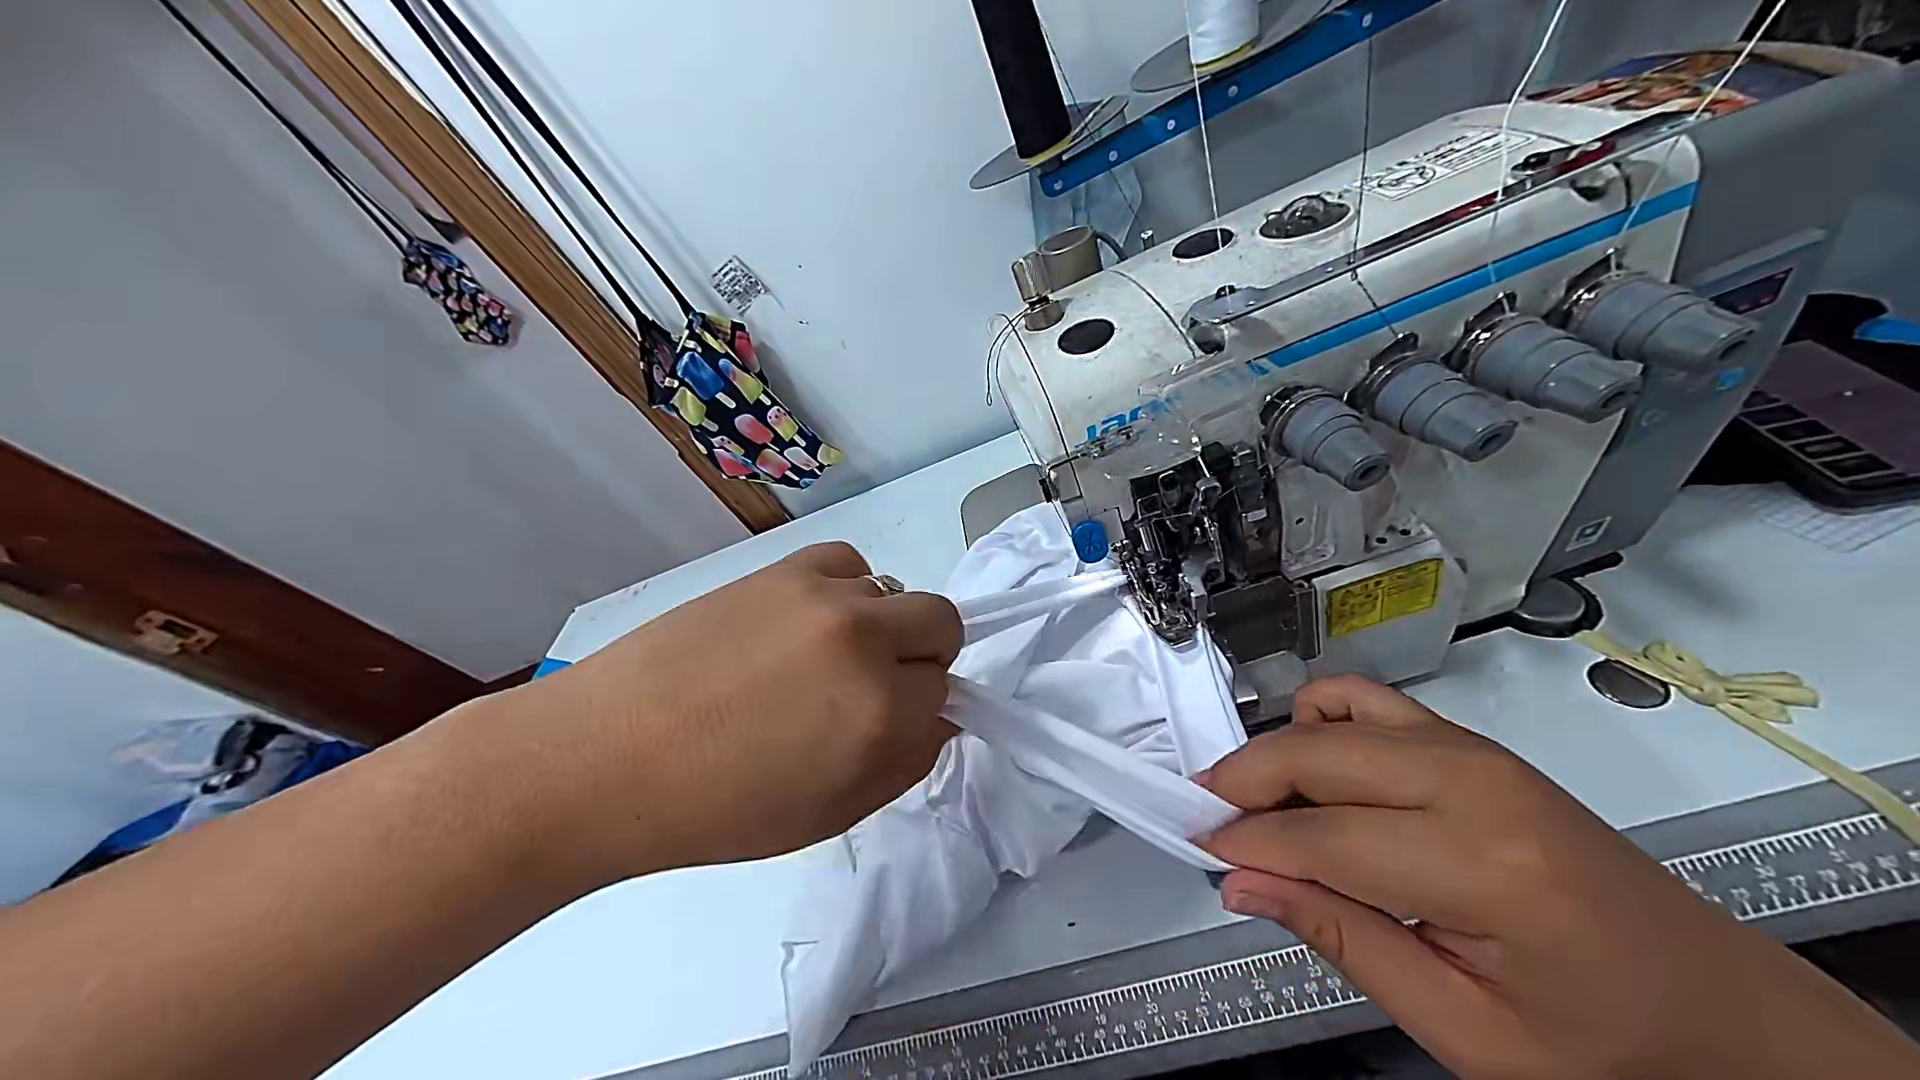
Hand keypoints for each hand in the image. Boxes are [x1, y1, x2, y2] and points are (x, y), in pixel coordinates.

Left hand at [442, 542, 961, 886]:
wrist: (605, 756)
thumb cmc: (716, 809)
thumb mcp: (829, 815)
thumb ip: (903, 766)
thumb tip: (936, 720)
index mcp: (881, 713)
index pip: (945, 693)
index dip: (920, 713)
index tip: (890, 724)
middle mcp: (864, 641)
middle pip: (942, 621)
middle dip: (924, 657)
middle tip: (877, 685)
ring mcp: (822, 595)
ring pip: (895, 592)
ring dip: (879, 625)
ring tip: (824, 656)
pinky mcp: (781, 568)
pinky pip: (846, 562)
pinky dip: (843, 589)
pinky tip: (806, 620)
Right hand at [1199, 675, 1919, 1078]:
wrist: (1718, 1009)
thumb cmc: (1598, 1042)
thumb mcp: (1462, 1026)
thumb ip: (1340, 938)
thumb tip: (1242, 883)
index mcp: (1482, 866)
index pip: (1320, 838)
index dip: (1246, 843)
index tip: (1201, 851)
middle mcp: (1473, 782)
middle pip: (1313, 757)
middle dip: (1242, 784)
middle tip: (1208, 820)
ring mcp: (1473, 748)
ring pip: (1329, 722)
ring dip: (1274, 755)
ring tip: (1253, 802)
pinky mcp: (1470, 739)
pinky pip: (1367, 698)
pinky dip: (1320, 716)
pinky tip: (1312, 757)